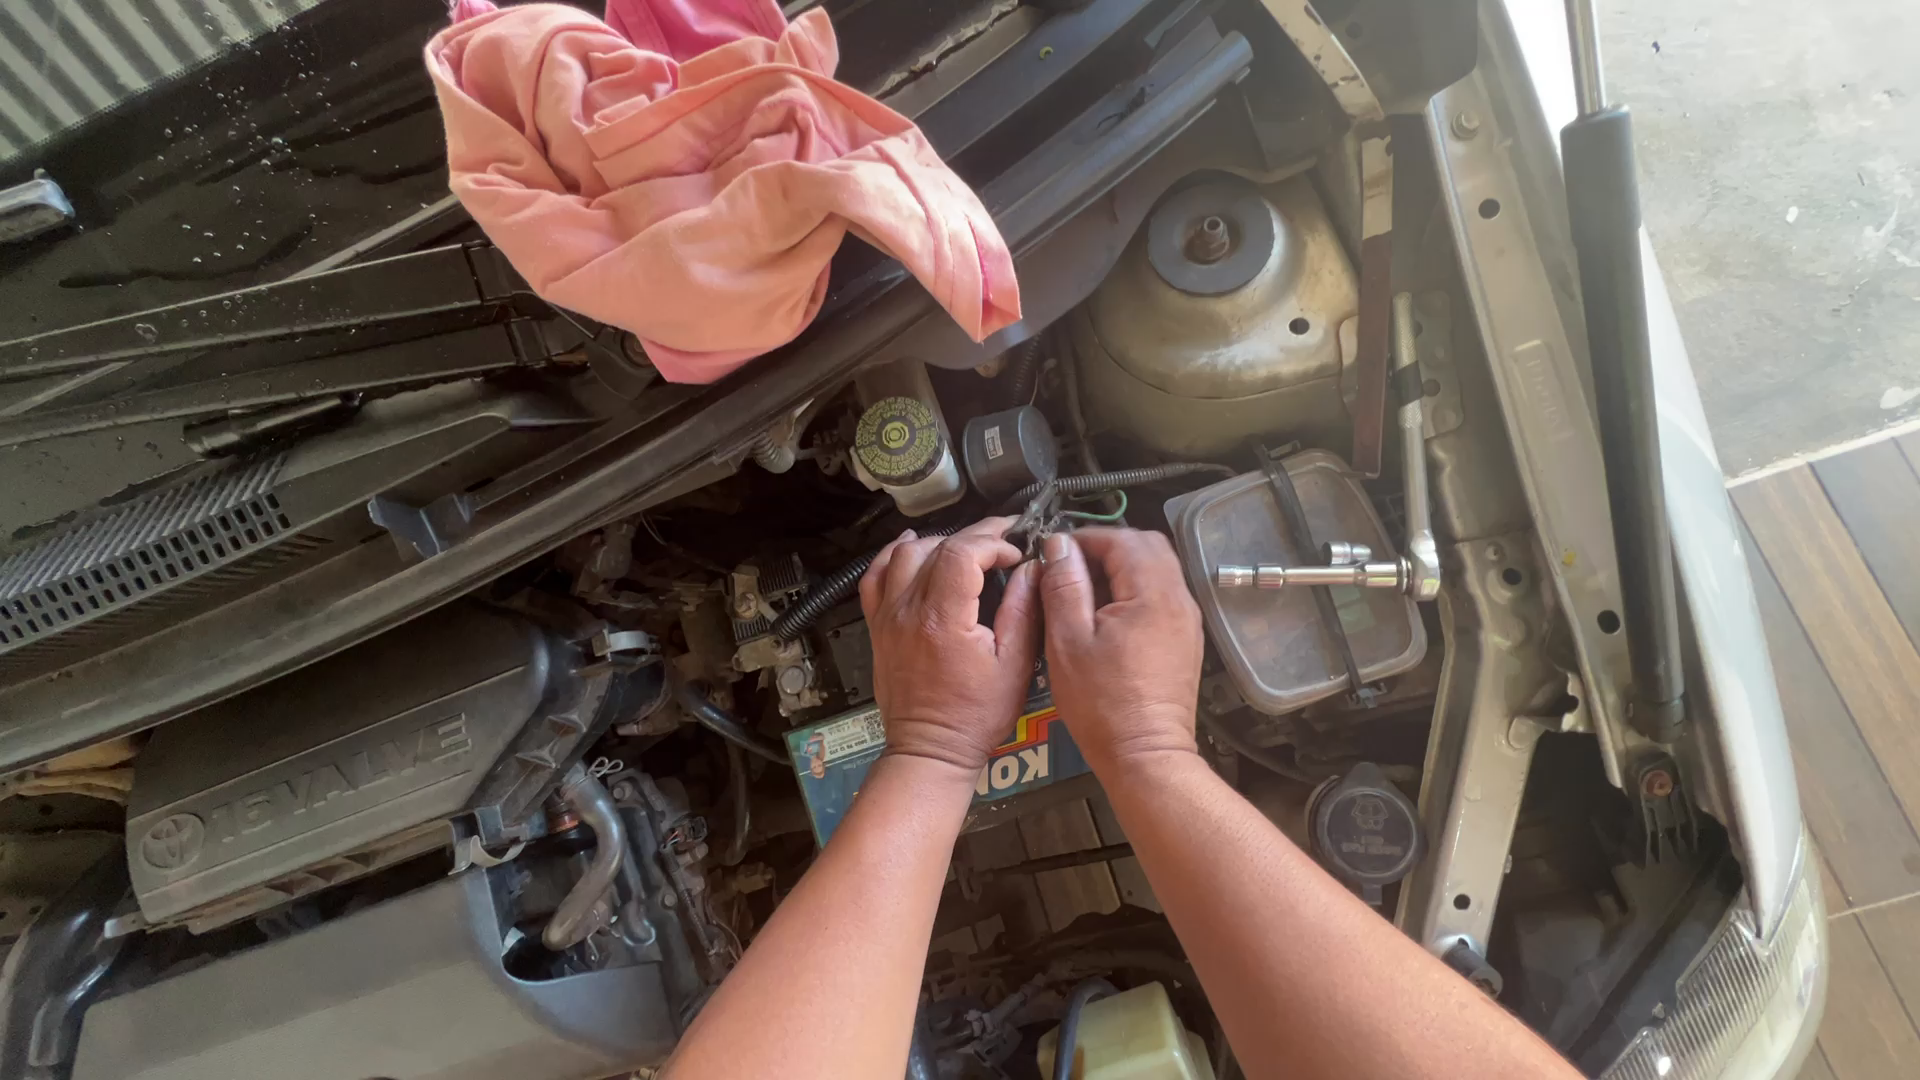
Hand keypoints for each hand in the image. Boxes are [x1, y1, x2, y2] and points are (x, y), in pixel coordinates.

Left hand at [860, 518, 1040, 770]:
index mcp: (943, 618)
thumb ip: (1023, 610)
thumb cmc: (977, 714)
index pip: (962, 552)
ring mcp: (886, 615)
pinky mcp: (877, 625)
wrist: (929, 749)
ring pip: (904, 554)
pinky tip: (914, 547)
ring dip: (938, 542)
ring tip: (967, 549)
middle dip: (974, 536)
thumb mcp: (1015, 666)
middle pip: (936, 547)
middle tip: (1003, 539)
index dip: (993, 543)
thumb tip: (1031, 568)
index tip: (1015, 554)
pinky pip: (875, 576)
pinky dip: (894, 555)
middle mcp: (908, 609)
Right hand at [1038, 528, 1203, 772]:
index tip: (1055, 554)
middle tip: (1071, 567)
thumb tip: (1059, 544)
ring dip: (1121, 567)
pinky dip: (1135, 589)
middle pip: (1147, 546)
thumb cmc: (1100, 701)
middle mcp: (1179, 599)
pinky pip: (1162, 594)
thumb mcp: (1067, 641)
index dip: (1086, 538)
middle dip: (1107, 547)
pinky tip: (1107, 615)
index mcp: (1153, 594)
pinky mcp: (1186, 638)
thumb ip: (1064, 585)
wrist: (1145, 756)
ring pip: (1157, 568)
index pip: (1122, 539)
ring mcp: (1187, 619)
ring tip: (1085, 590)